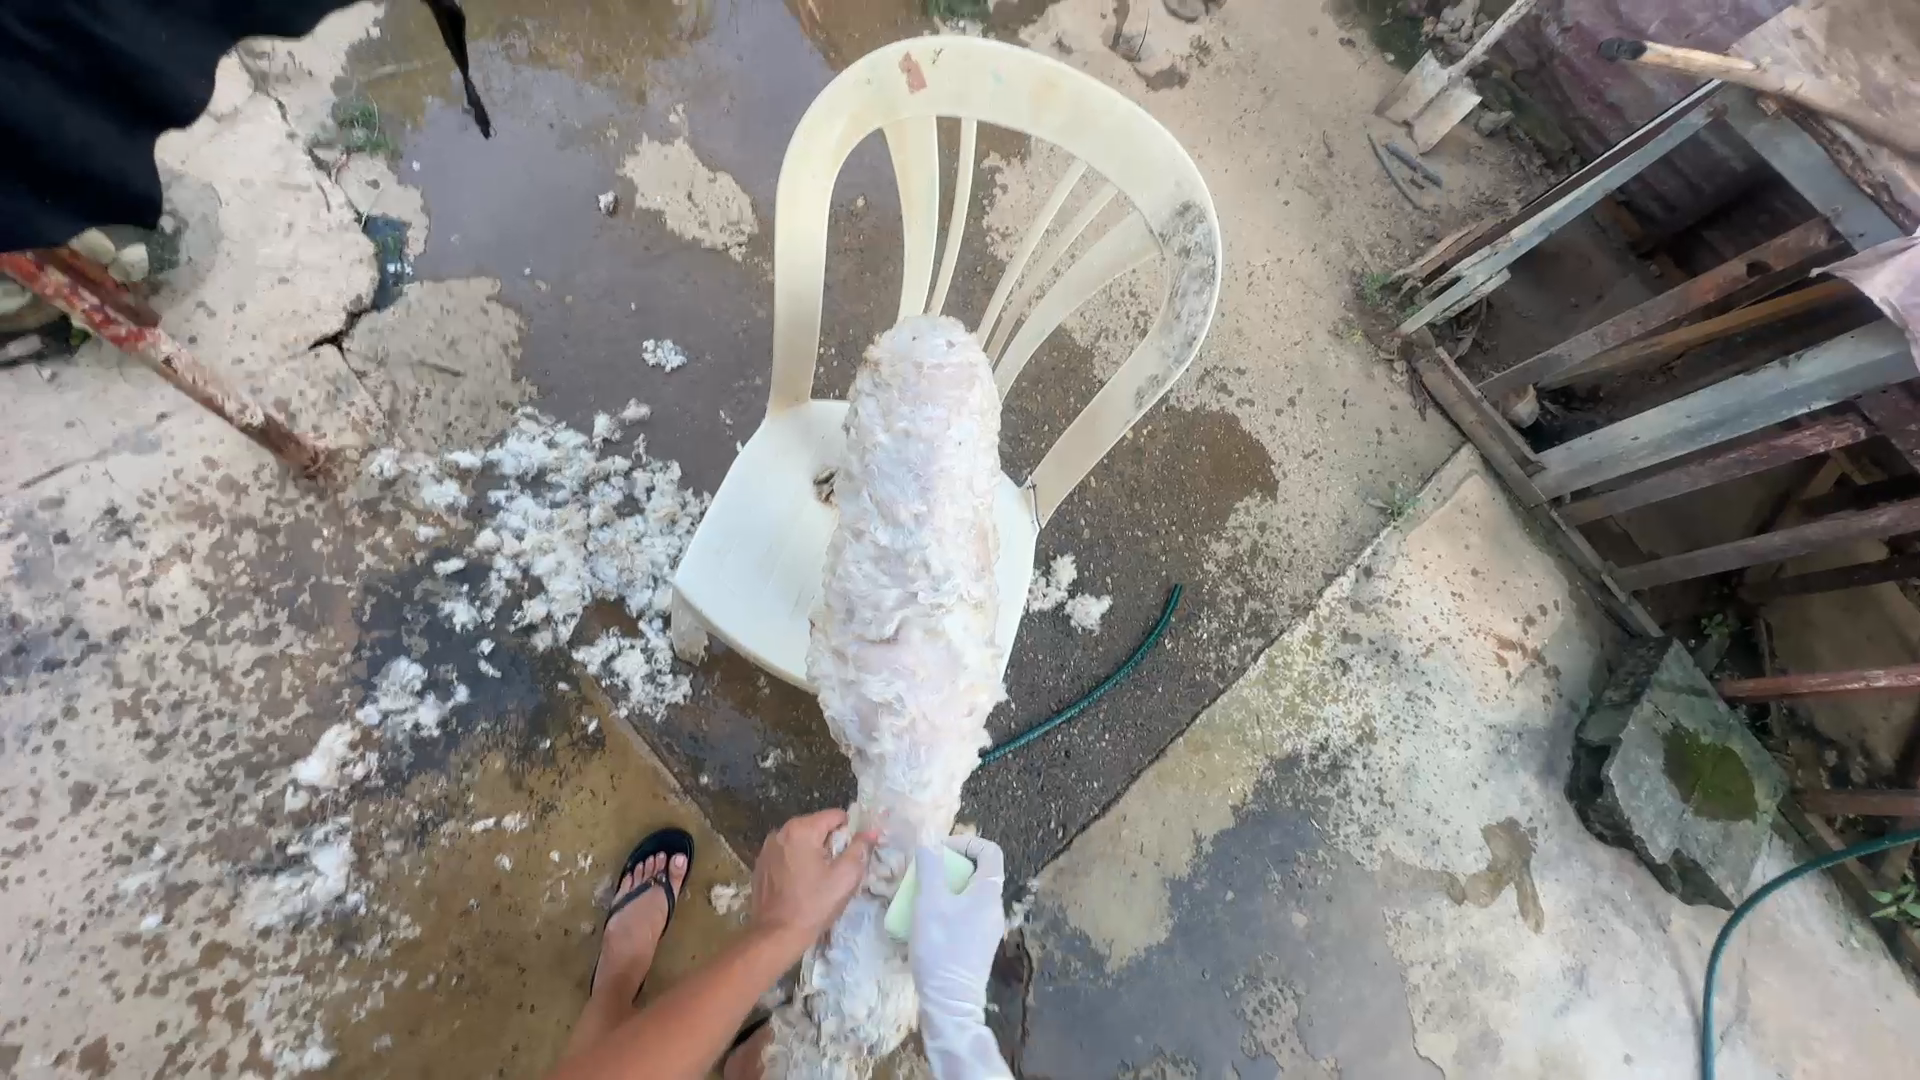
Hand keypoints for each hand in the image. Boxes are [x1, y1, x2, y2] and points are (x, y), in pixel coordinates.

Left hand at [749, 808, 876, 947]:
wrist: (776, 936)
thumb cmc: (813, 905)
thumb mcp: (845, 877)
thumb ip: (860, 848)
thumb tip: (872, 831)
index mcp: (802, 829)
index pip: (835, 816)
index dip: (848, 832)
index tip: (851, 854)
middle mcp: (781, 832)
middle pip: (817, 826)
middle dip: (830, 843)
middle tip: (836, 870)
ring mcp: (768, 848)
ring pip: (802, 840)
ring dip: (813, 852)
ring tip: (818, 879)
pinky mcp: (761, 864)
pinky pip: (787, 853)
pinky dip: (797, 862)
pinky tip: (800, 884)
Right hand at [909, 834, 1005, 1024]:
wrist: (950, 1005)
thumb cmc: (942, 947)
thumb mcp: (931, 900)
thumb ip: (930, 865)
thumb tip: (929, 839)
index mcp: (989, 892)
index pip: (990, 851)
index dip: (966, 842)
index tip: (940, 849)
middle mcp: (993, 908)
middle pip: (976, 872)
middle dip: (948, 867)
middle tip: (923, 873)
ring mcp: (986, 929)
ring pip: (967, 894)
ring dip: (943, 889)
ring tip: (918, 897)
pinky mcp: (976, 946)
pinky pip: (963, 915)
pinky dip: (945, 910)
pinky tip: (923, 923)